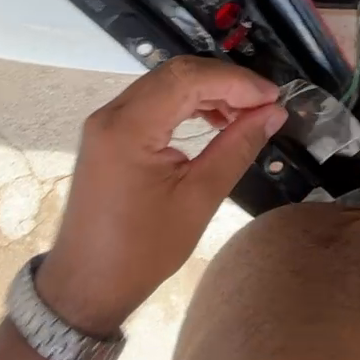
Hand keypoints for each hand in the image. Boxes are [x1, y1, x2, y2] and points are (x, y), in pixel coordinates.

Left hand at [35, 56, 286, 336]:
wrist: (86, 286)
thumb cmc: (142, 250)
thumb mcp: (199, 199)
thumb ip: (238, 147)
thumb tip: (274, 113)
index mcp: (128, 127)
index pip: (188, 78)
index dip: (236, 81)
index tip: (273, 97)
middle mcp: (113, 113)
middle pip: (177, 74)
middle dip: (225, 82)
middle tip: (264, 104)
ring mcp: (108, 121)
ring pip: (167, 83)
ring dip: (209, 91)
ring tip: (245, 114)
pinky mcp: (110, 132)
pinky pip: (155, 101)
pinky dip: (188, 103)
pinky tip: (216, 121)